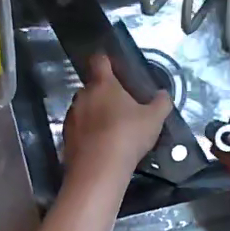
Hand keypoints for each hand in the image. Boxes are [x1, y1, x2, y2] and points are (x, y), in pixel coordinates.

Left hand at [61, 53, 171, 181]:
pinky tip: (99, 146)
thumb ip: (161, 103)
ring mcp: (71, 117)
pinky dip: (87, 134)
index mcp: (103, 85)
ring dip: (94, 115)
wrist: (98, 170)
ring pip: (83, 109)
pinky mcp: (66, 137)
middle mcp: (83, 96)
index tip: (114, 67)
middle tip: (120, 107)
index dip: (107, 61)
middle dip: (104, 94)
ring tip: (109, 130)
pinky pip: (78, 129)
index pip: (100, 61)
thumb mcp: (154, 119)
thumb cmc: (127, 136)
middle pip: (92, 87)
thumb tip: (163, 94)